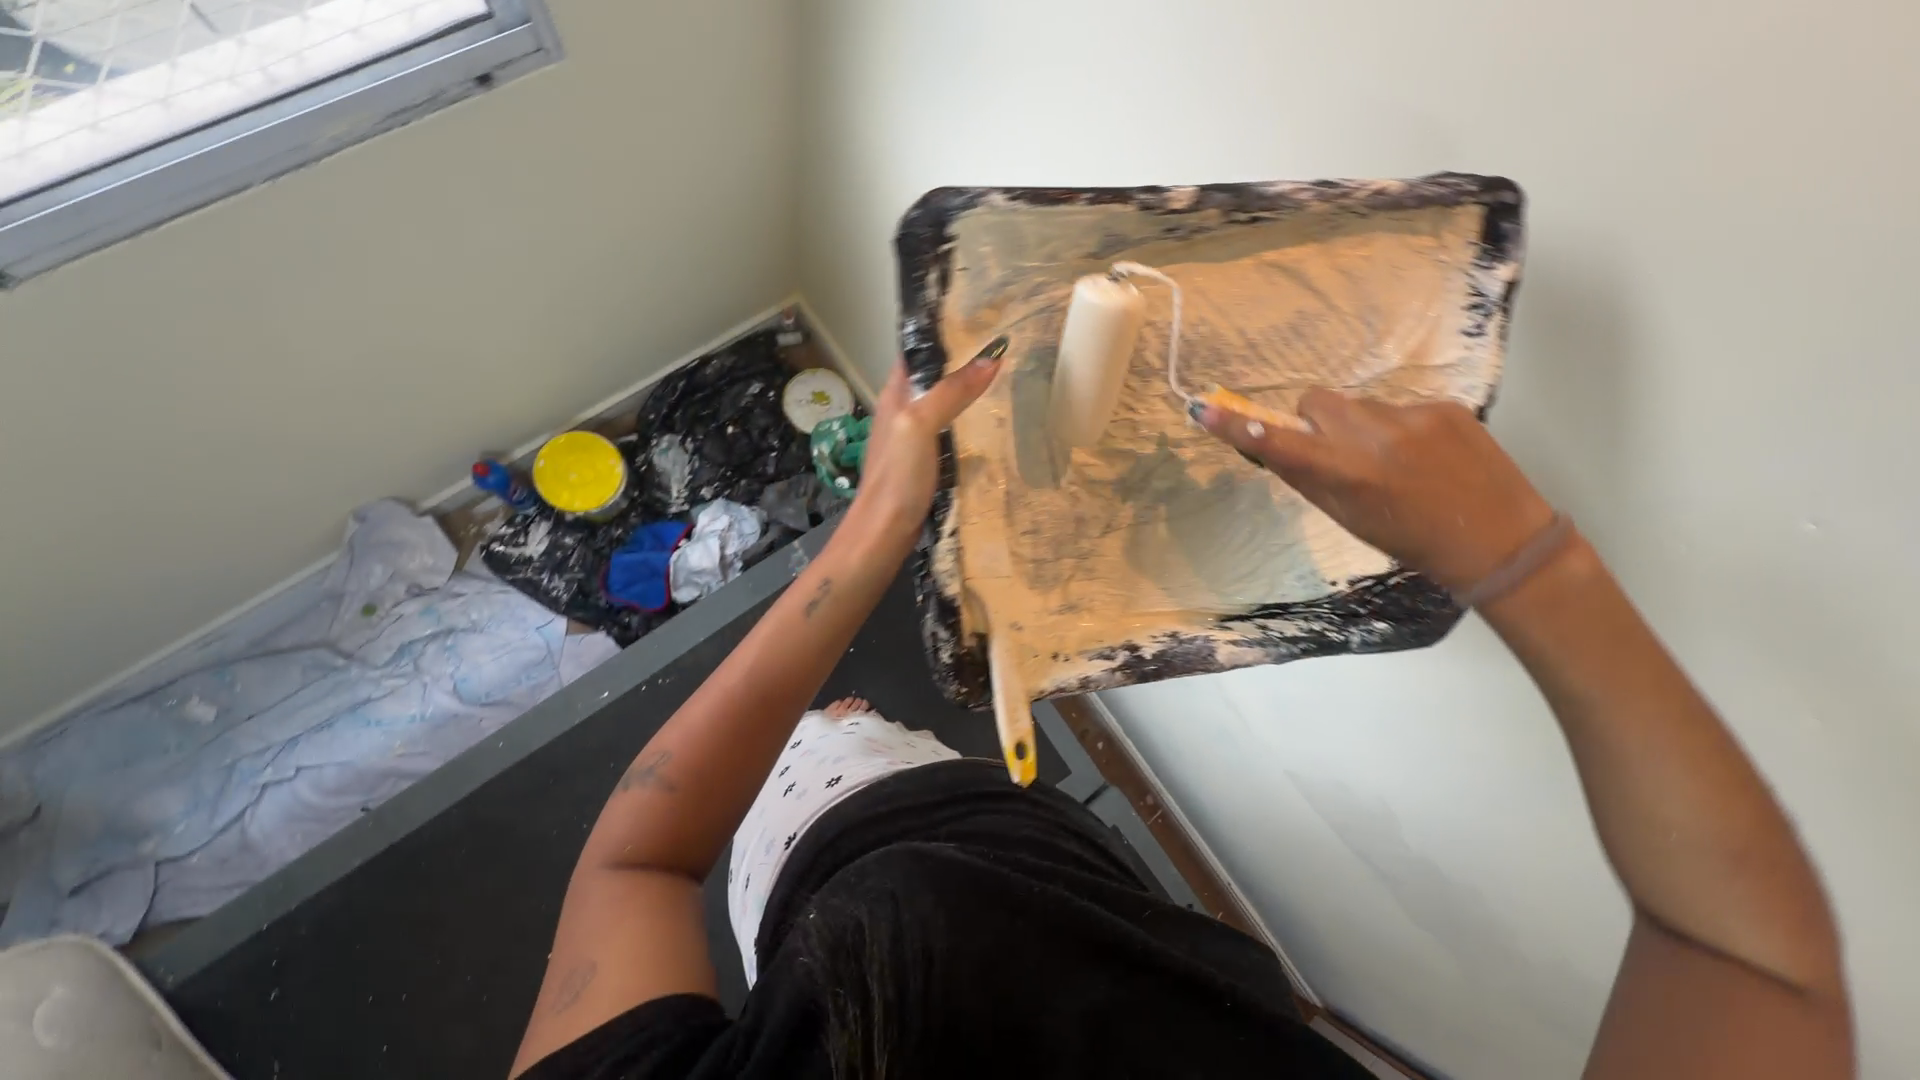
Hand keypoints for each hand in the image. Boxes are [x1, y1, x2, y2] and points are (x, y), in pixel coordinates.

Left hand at [851, 339, 1006, 533]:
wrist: (883, 532)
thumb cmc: (897, 477)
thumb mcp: (921, 425)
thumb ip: (951, 391)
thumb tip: (991, 358)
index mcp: (895, 395)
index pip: (918, 352)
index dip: (942, 335)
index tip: (978, 321)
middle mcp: (901, 412)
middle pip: (933, 378)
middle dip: (961, 364)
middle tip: (1002, 351)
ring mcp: (911, 440)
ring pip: (942, 406)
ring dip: (966, 396)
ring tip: (1002, 382)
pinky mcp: (923, 464)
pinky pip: (948, 434)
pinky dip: (966, 426)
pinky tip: (986, 428)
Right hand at [1193, 390, 1554, 589]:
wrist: (1500, 539)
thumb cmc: (1412, 540)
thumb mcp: (1348, 519)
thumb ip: (1309, 479)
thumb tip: (1273, 448)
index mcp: (1348, 474)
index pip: (1278, 443)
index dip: (1238, 428)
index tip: (1205, 410)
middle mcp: (1375, 436)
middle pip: (1315, 403)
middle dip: (1314, 422)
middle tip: (1335, 452)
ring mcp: (1414, 415)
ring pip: (1358, 406)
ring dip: (1360, 427)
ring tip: (1394, 462)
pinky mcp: (1444, 405)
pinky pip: (1398, 407)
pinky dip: (1398, 429)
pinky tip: (1425, 457)